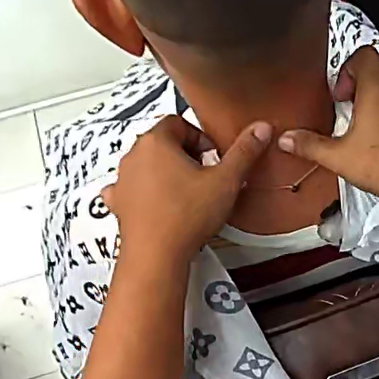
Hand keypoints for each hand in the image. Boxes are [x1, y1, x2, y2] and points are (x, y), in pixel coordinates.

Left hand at [102, 116, 271, 264]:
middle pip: (163, 142)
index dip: (202, 138)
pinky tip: (163, 204)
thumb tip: (259, 130)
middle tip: (206, 175)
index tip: (214, 157)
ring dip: (168, 173)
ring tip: (189, 193)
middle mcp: (134, 156)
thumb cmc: (184, 219)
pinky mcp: (120, 203)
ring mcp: (124, 180)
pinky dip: (147, 193)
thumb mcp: (226, 181)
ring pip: (149, 165)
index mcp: (156, 142)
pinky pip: (132, 189)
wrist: (157, 255)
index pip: (180, 122)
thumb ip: (244, 152)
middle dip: (186, 155)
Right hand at [277, 46, 378, 206]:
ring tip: (361, 138)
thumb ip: (311, 146)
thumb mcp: (340, 157)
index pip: (363, 56)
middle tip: (345, 118)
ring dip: (372, 112)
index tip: (339, 94)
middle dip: (356, 95)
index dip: (347, 68)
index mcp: (376, 90)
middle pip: (374, 79)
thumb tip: (287, 139)